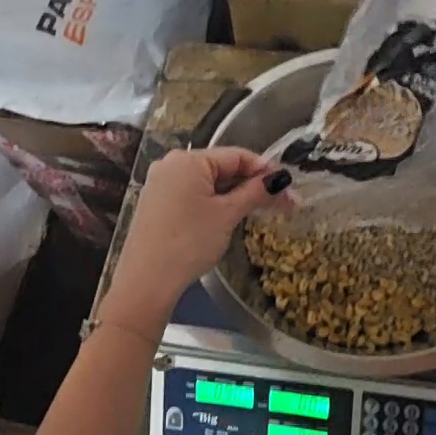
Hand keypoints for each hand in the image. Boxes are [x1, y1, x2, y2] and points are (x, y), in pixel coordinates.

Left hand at [96, 147, 292, 336]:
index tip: (288, 186)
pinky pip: (191, 195)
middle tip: (280, 203)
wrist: (147, 279)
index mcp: (188, 159)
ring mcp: (160, 184)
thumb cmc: (190, 242)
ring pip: (206, 183)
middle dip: (250, 184)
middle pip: (221, 167)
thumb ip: (256, 193)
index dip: (265, 169)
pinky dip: (212, 203)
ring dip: (233, 195)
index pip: (236, 155)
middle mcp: (171, 164)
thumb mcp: (227, 215)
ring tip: (258, 211)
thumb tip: (282, 181)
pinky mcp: (156, 203)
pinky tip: (228, 218)